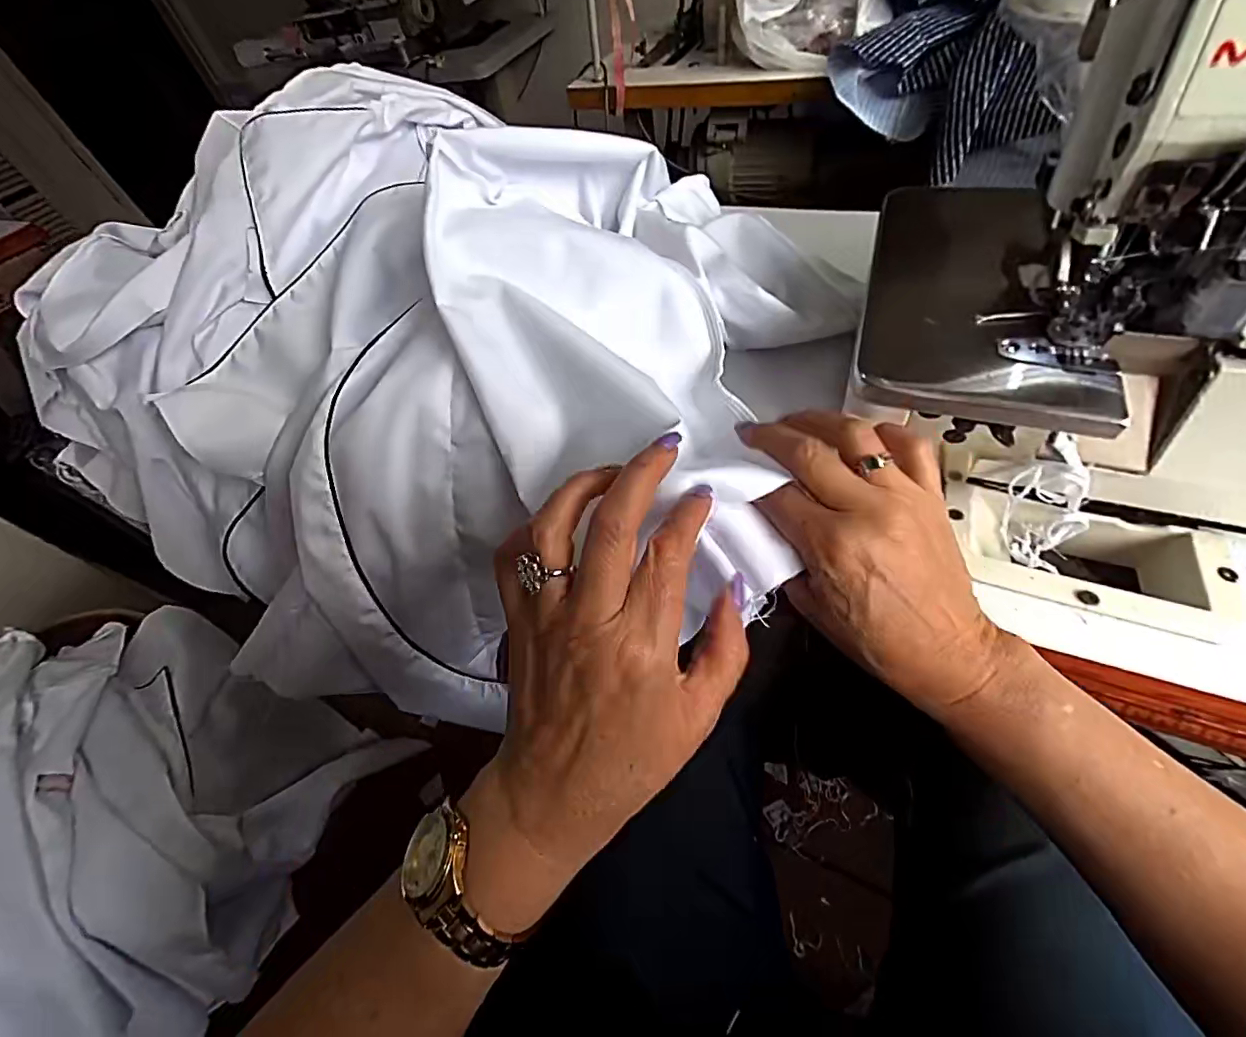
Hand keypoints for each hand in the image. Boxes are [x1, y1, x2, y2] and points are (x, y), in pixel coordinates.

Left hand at [458, 433, 750, 934]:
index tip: (701, 495)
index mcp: (642, 645)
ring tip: (613, 471)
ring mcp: (545, 618)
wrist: (553, 796)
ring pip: (553, 529)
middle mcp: (590, 620)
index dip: (687, 514)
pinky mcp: (518, 622)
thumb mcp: (701, 716)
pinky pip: (512, 558)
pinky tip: (561, 515)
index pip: (666, 555)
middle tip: (663, 449)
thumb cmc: (634, 760)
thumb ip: (729, 649)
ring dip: (583, 486)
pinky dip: (532, 525)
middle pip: (611, 526)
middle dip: (641, 474)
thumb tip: (734, 587)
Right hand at [739, 412, 1007, 719]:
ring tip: (798, 420)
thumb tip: (771, 524)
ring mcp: (903, 498)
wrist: (946, 651)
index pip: (779, 494)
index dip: (753, 480)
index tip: (742, 473)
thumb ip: (788, 560)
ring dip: (818, 420)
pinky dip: (884, 430)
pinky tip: (864, 431)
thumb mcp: (816, 608)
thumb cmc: (884, 641)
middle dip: (772, 437)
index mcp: (835, 546)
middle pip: (808, 453)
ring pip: (855, 434)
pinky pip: (910, 445)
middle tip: (755, 434)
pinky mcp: (930, 496)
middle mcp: (869, 512)